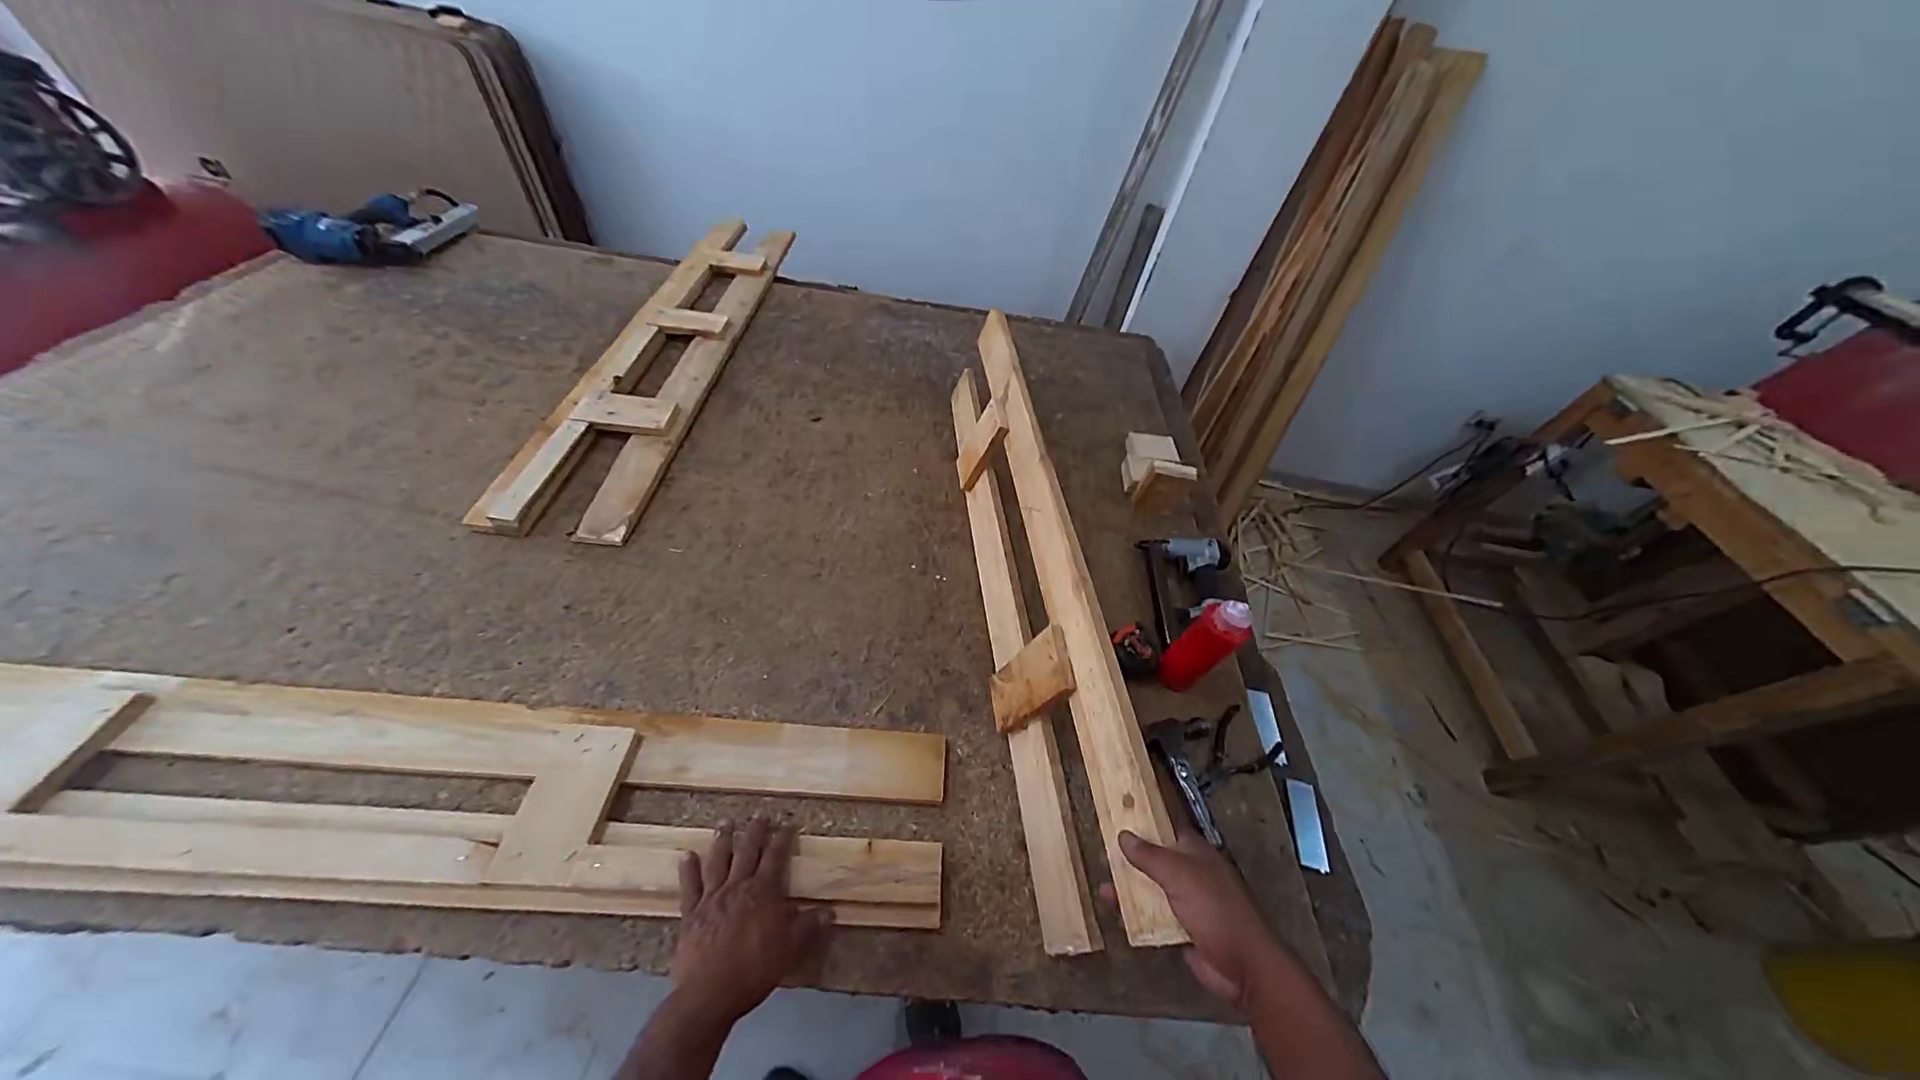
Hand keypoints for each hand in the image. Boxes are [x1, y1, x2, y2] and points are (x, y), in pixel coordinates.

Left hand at [669, 816, 834, 1025]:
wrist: (709, 994)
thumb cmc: (755, 969)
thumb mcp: (791, 948)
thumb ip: (809, 927)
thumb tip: (830, 911)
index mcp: (764, 891)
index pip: (776, 856)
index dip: (783, 838)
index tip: (788, 824)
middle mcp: (738, 887)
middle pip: (747, 851)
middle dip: (755, 831)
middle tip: (759, 815)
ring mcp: (712, 899)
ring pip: (718, 862)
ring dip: (723, 841)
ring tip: (726, 824)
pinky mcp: (691, 915)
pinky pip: (690, 887)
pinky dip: (688, 870)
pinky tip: (687, 856)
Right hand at [1117, 829, 1288, 1010]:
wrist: (1245, 966)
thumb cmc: (1215, 910)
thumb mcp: (1180, 875)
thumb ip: (1150, 856)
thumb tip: (1124, 835)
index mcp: (1195, 853)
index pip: (1166, 830)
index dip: (1144, 823)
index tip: (1117, 819)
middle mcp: (1191, 874)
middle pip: (1155, 861)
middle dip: (1131, 861)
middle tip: (1103, 858)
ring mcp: (1187, 903)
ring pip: (1152, 891)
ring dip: (1130, 891)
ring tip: (1104, 890)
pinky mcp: (1182, 930)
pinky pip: (1154, 918)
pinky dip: (1137, 916)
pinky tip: (1118, 915)